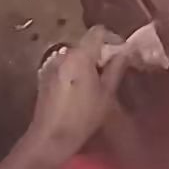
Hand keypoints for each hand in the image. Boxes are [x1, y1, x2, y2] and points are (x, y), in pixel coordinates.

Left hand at [19, 26, 128, 166]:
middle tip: (114, 69)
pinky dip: (76, 70)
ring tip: (99, 81)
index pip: (97, 32)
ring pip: (75, 55)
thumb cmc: (83, 116)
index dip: (113, 37)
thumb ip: (116, 69)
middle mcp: (63, 54)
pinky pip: (65, 65)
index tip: (123, 50)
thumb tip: (124, 53)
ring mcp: (51, 65)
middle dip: (101, 52)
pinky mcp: (45, 76)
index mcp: (80, 55)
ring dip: (88, 62)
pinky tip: (82, 89)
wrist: (50, 137)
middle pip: (86, 44)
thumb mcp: (106, 94)